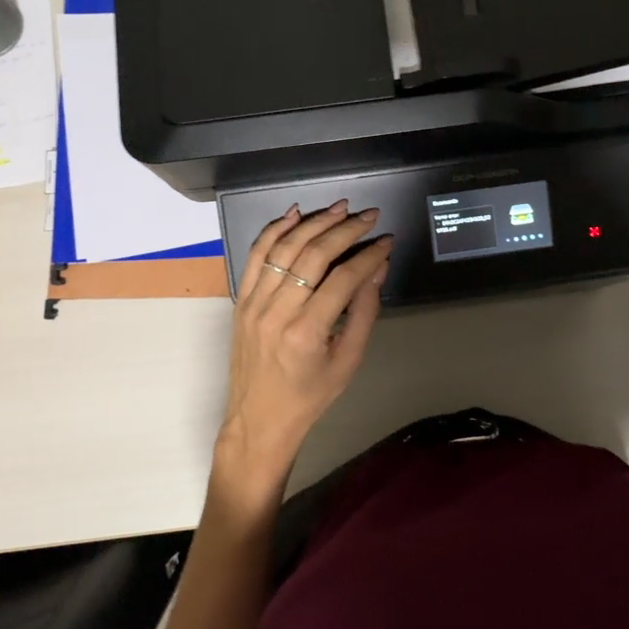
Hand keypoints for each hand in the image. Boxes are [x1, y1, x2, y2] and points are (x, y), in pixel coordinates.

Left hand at [215, 201, 393, 497]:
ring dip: (314, 222)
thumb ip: (364, 312)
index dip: (368, 255)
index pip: (343, 279)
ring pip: (284, 248)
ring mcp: (253, 303)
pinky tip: (295, 213)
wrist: (260, 419)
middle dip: (346, 230)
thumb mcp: (348, 361)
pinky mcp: (241, 300)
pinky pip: (256, 255)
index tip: (387, 241)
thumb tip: (377, 268)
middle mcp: (276, 312)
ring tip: (340, 208)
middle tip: (369, 216)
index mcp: (306, 333)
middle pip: (314, 255)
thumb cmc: (310, 396)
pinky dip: (274, 230)